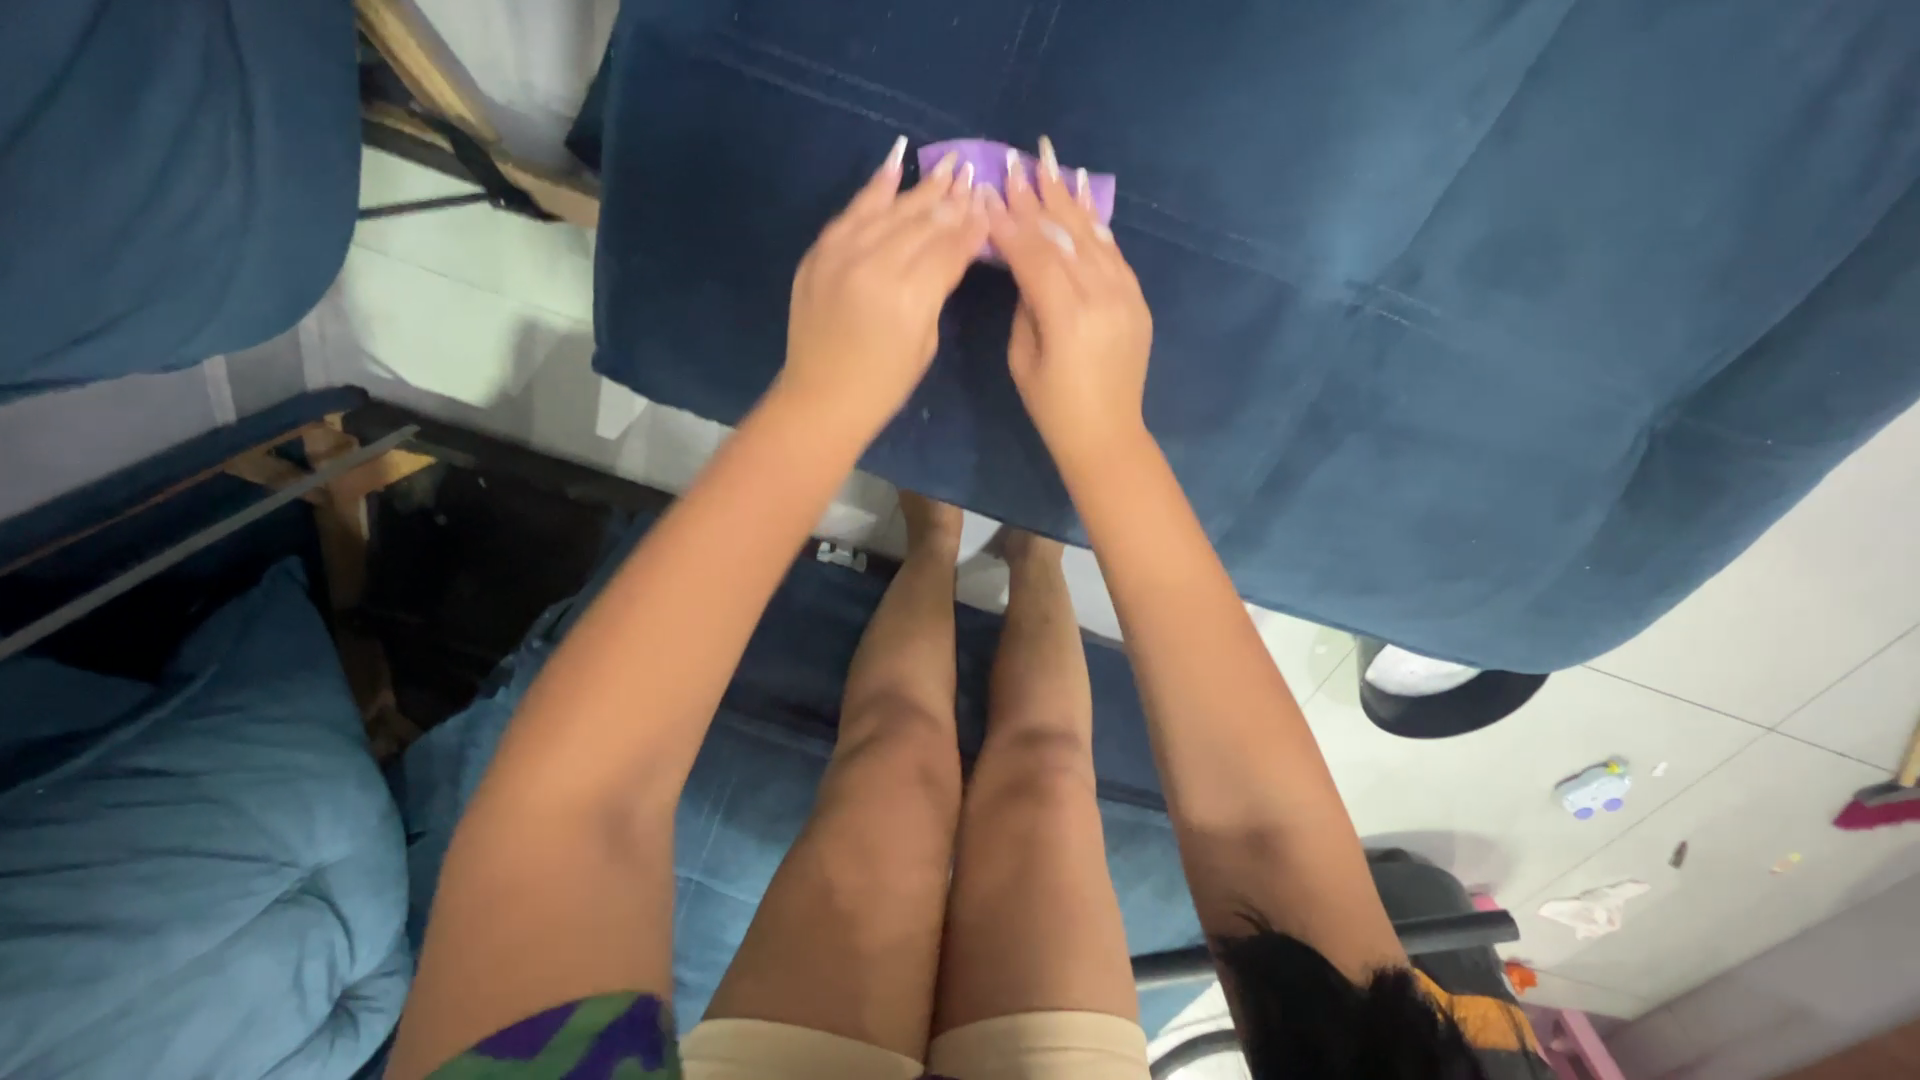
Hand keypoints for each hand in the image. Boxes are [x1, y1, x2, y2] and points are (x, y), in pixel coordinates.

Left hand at [777, 136, 989, 433]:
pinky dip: (875, 189)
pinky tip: (894, 165)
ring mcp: (841, 255)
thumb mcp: (926, 342)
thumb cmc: (884, 385)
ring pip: (889, 210)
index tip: (990, 204)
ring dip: (920, 188)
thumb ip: (938, 289)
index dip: (972, 225)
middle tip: (974, 176)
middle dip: (952, 200)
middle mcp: (874, 265)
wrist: (820, 398)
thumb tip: (954, 248)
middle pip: (922, 222)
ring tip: (947, 167)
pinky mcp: (818, 254)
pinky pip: (851, 212)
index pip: (949, 247)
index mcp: (909, 296)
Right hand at [987, 136, 1152, 467]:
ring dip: (1069, 199)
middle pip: (1065, 236)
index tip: (988, 193)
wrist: (1107, 433)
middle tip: (1017, 162)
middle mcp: (1101, 297)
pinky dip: (1096, 223)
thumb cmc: (1052, 406)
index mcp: (1067, 316)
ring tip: (1050, 163)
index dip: (1009, 223)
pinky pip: (1114, 253)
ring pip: (1093, 236)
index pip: (1034, 254)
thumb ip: (1025, 304)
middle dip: (1038, 197)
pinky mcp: (1137, 300)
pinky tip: (1083, 198)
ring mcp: (1125, 296)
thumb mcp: (1023, 357)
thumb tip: (1026, 265)